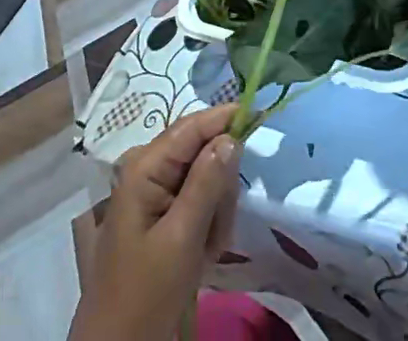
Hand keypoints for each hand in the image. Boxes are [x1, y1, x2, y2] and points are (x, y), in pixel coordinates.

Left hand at [69, 106, 242, 340]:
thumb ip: (207, 183)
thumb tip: (231, 136)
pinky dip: (210, 225)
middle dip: (220, 187)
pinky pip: (203, 202)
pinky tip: (202, 254)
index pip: (193, 126)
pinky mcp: (166, 214)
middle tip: (217, 228)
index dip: (227, 117)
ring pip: (209, 178)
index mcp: (145, 167)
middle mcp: (150, 170)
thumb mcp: (182, 237)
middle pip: (204, 151)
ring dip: (216, 212)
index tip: (262, 115)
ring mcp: (157, 192)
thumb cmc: (146, 291)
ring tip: (206, 249)